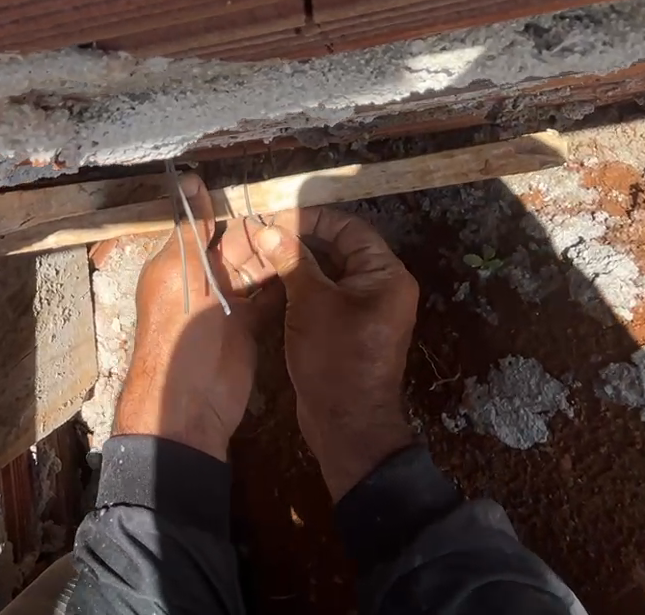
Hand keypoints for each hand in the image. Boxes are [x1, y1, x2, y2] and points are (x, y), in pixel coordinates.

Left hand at [110, 174, 279, 460]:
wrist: (189, 406)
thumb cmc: (176, 335)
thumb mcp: (179, 275)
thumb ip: (191, 229)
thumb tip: (187, 178)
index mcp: (179, 262)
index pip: (206, 223)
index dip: (230, 207)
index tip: (262, 186)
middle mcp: (204, 278)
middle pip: (236, 244)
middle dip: (260, 230)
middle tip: (296, 208)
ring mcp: (229, 302)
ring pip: (255, 267)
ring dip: (275, 252)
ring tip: (308, 229)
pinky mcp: (251, 324)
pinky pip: (268, 295)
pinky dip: (284, 281)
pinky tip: (306, 260)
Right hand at [245, 207, 418, 499]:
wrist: (346, 426)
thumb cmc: (335, 358)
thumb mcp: (311, 303)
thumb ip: (292, 260)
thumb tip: (269, 228)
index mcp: (385, 274)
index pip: (349, 228)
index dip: (312, 218)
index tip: (276, 218)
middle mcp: (379, 286)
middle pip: (337, 248)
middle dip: (299, 239)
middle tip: (262, 235)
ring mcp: (363, 308)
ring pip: (327, 271)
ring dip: (295, 262)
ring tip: (260, 254)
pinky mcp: (345, 326)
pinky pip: (323, 294)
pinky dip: (299, 285)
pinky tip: (268, 280)